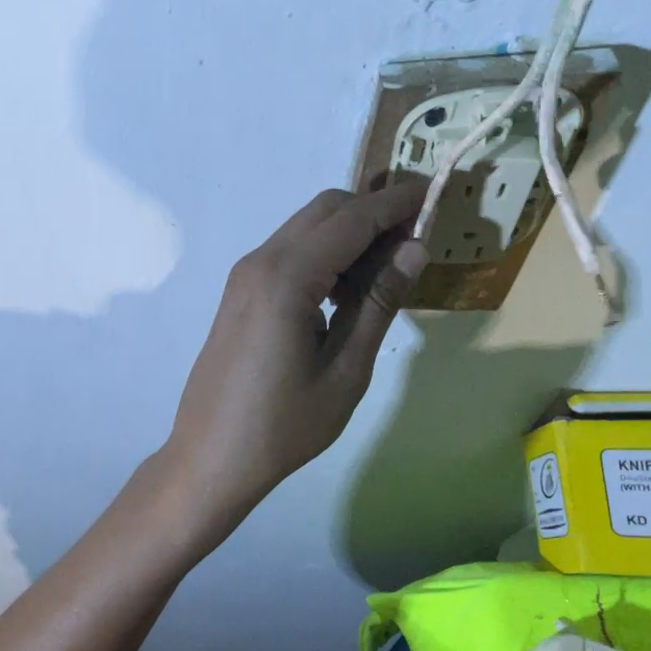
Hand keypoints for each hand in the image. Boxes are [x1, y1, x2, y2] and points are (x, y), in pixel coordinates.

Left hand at [161, 183, 426, 527]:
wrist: (211, 456)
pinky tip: (344, 293)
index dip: (397, 203)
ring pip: (304, 229)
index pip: (352, 218)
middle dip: (373, 213)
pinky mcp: (237, 296)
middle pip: (325, 210)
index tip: (439, 194)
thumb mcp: (345, 371)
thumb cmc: (283, 426)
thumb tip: (414, 248)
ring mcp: (242, 278)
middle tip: (416, 244)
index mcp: (285, 278)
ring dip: (347, 234)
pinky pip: (286, 254)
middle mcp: (258, 264)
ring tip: (387, 273)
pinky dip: (321, 255)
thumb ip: (378, 303)